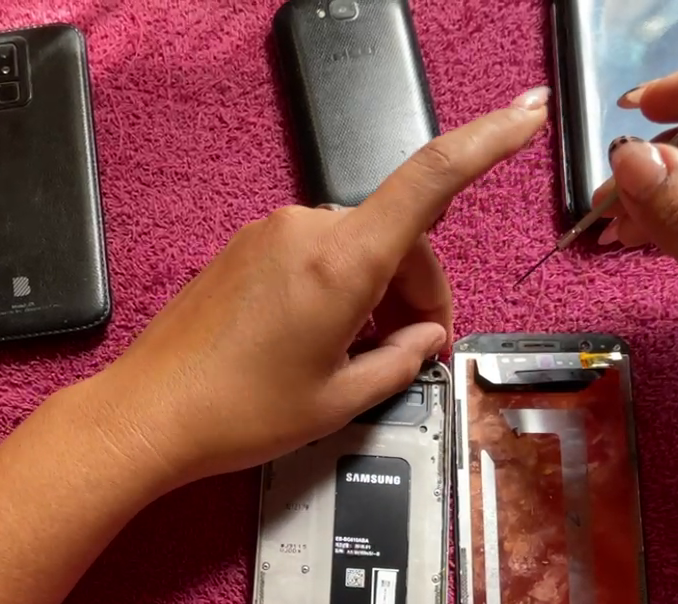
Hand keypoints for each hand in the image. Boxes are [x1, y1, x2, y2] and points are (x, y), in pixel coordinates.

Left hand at [84, 88, 552, 486]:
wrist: (148, 415)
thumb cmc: (239, 415)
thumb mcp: (337, 402)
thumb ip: (397, 361)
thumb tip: (424, 337)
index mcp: (339, 262)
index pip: (429, 181)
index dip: (487, 142)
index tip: (529, 114)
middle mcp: (304, 231)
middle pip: (392, 235)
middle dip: (417, 291)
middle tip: (417, 351)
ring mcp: (266, 237)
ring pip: (352, 248)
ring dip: (374, 293)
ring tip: (363, 358)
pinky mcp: (242, 252)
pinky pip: (311, 256)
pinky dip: (336, 288)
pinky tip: (325, 339)